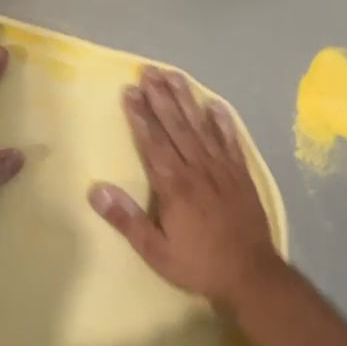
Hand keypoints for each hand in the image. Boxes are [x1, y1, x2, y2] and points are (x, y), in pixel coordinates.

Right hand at [88, 66, 282, 305]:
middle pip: (176, 125)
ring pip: (201, 127)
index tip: (129, 91)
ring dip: (186, 100)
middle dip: (160, 97)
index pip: (152, 142)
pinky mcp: (241, 175)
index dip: (139, 115)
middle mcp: (197, 169)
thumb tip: (96, 190)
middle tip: (148, 71)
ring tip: (174, 76)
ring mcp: (222, 169)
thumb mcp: (155, 250)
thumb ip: (126, 219)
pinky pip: (231, 142)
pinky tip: (216, 105)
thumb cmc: (198, 264)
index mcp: (173, 185)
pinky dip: (223, 122)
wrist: (251, 274)